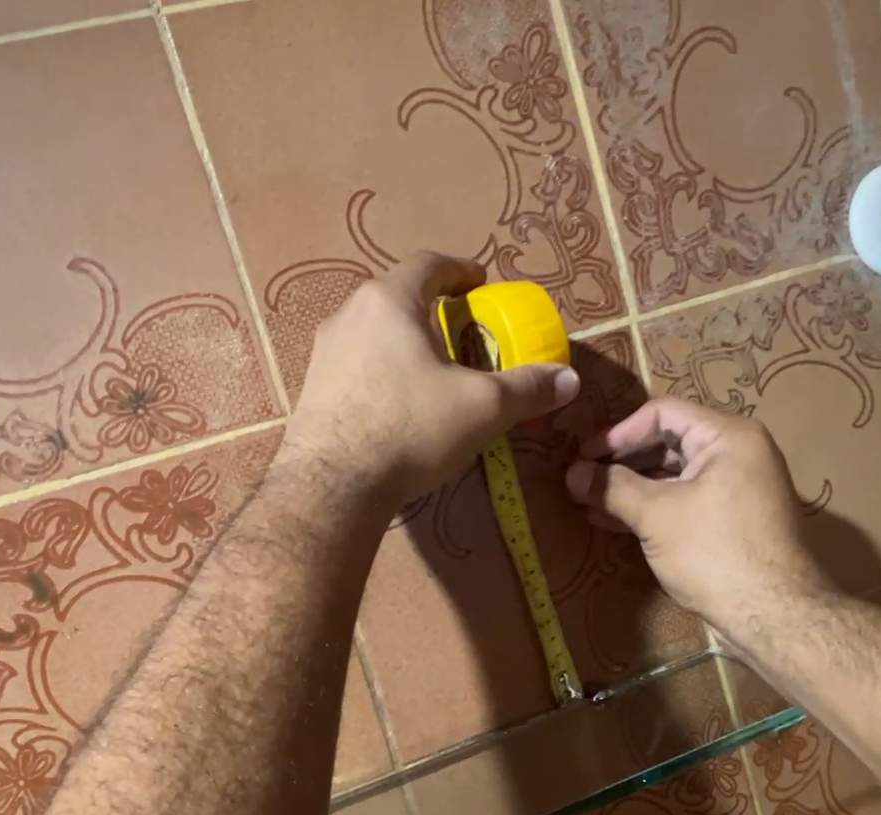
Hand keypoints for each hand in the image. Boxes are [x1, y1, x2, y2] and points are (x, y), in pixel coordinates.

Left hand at [282, 251, 580, 507]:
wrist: (332, 485)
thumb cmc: (410, 428)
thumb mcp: (481, 407)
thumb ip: (526, 388)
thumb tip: (569, 380)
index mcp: (389, 302)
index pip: (427, 265)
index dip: (459, 271)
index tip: (479, 285)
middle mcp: (348, 316)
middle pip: (397, 298)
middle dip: (432, 310)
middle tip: (460, 333)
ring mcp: (323, 353)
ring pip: (373, 334)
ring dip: (404, 342)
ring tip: (431, 371)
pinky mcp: (311, 389)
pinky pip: (355, 366)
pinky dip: (381, 371)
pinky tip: (397, 404)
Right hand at [564, 399, 835, 638]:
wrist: (773, 615)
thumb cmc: (715, 553)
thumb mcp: (656, 515)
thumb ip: (611, 488)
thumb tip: (571, 473)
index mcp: (727, 436)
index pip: (662, 414)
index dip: (617, 433)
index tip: (582, 457)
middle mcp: (737, 453)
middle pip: (667, 441)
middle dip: (620, 462)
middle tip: (580, 480)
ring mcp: (736, 486)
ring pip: (672, 474)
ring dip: (629, 487)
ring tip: (586, 502)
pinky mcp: (730, 518)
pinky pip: (682, 498)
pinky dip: (649, 506)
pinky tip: (612, 520)